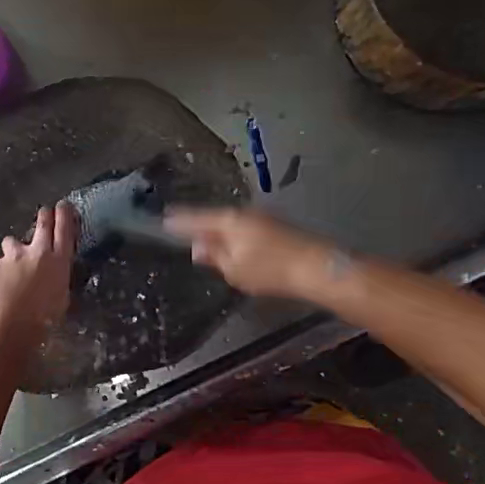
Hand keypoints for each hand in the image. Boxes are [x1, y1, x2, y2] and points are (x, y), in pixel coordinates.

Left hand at [0, 204, 77, 342]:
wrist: (11, 327)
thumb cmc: (44, 320)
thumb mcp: (61, 298)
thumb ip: (57, 279)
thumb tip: (53, 273)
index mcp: (59, 261)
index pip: (64, 229)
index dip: (65, 215)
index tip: (63, 206)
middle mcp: (37, 252)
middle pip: (42, 224)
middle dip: (44, 216)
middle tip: (45, 213)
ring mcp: (14, 256)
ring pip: (13, 242)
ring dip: (15, 248)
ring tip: (14, 263)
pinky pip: (0, 263)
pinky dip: (2, 272)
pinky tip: (1, 287)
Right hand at [164, 206, 351, 299]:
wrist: (320, 268)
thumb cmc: (270, 269)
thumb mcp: (234, 269)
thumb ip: (214, 256)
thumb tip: (198, 248)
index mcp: (229, 221)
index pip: (197, 218)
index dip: (179, 221)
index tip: (164, 220)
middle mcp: (245, 213)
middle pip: (216, 219)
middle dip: (201, 228)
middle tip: (185, 234)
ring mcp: (265, 218)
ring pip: (233, 225)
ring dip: (221, 234)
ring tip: (209, 245)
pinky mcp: (279, 228)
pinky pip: (247, 230)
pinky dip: (237, 238)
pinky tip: (236, 249)